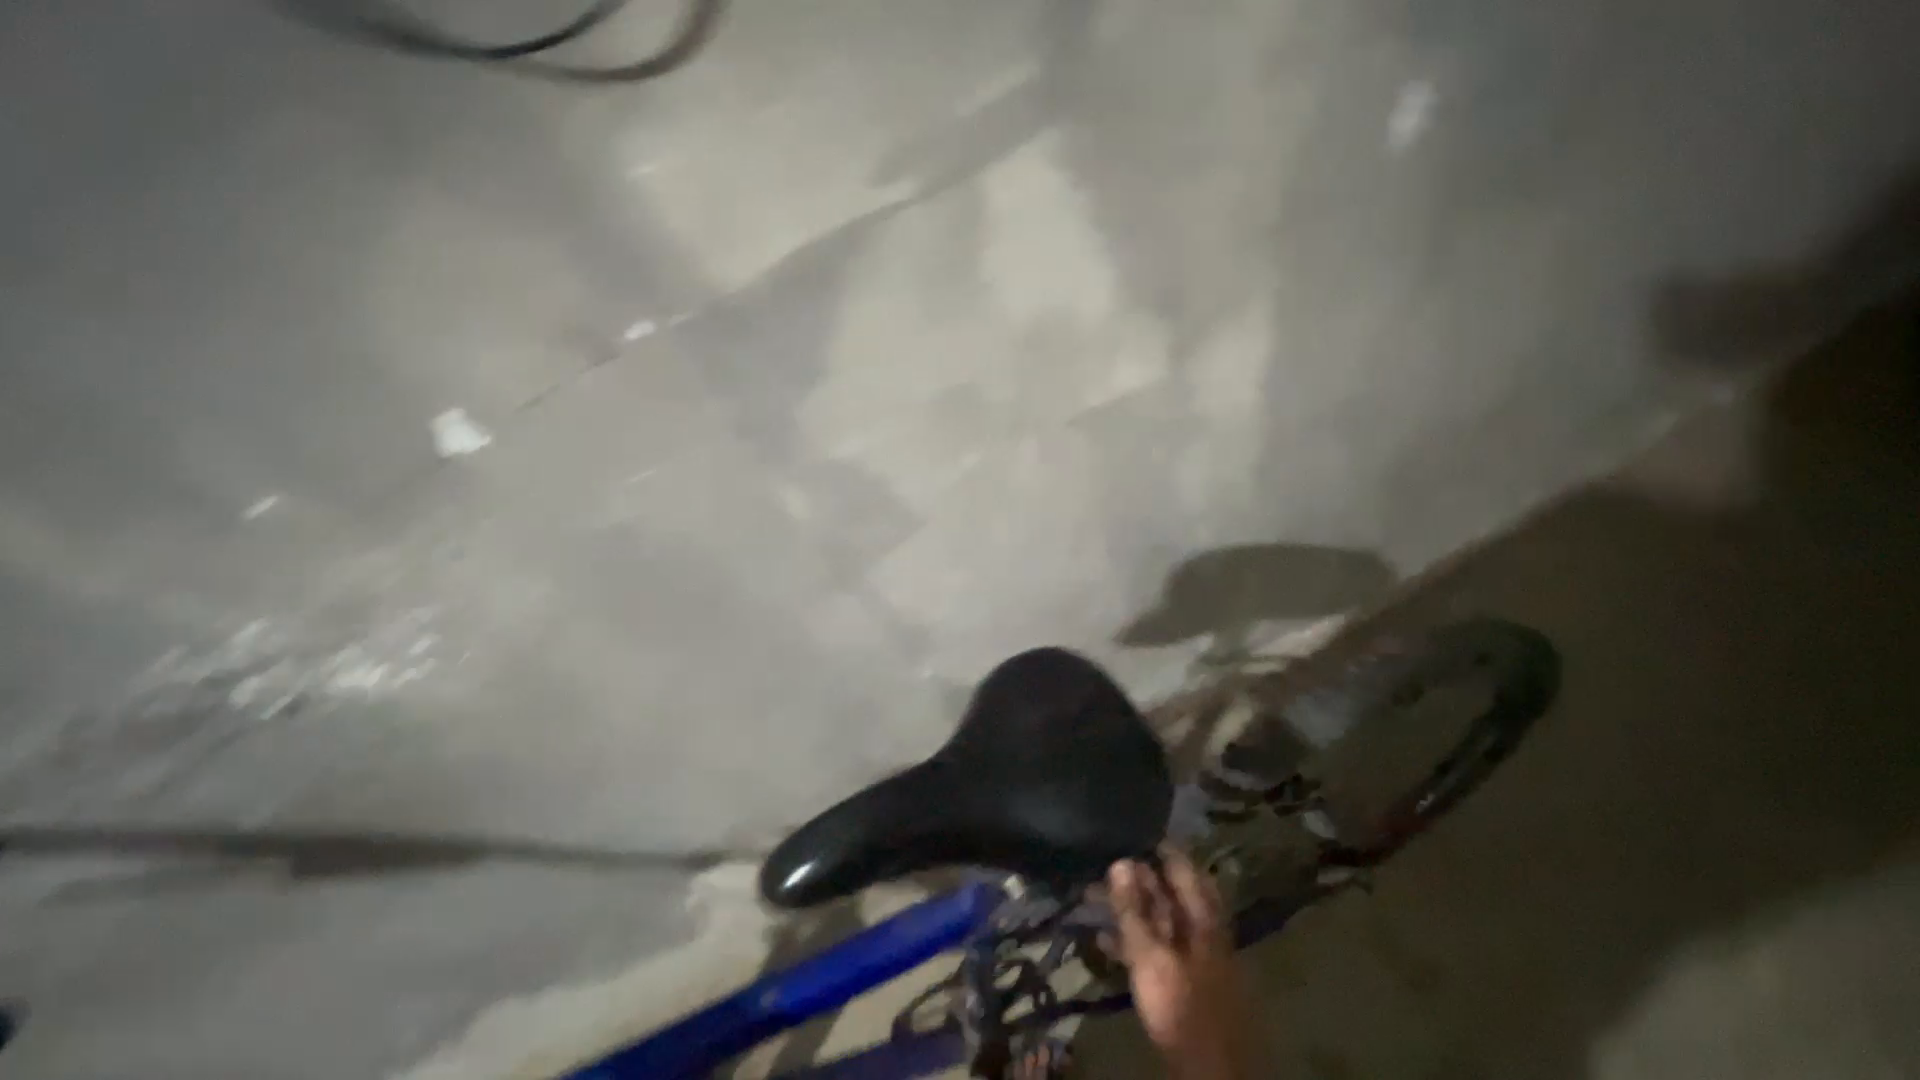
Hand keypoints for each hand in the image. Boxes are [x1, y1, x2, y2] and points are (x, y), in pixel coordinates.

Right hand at [1108, 848, 1253, 1079]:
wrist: (1210, 1072)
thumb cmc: (1183, 1007)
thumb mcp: (1152, 957)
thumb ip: (1134, 912)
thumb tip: (1120, 861)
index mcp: (1204, 920)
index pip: (1184, 869)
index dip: (1160, 848)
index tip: (1131, 827)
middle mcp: (1202, 932)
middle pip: (1170, 896)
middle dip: (1138, 878)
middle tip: (1103, 861)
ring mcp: (1193, 959)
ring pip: (1160, 922)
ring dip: (1130, 909)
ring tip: (1093, 895)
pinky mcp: (1181, 983)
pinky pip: (1155, 950)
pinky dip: (1132, 940)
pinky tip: (1104, 939)